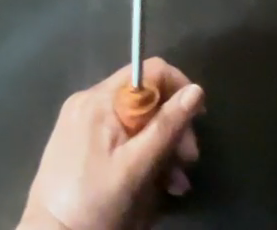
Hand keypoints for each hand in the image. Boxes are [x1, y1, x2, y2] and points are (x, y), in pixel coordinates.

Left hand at [20, 59, 205, 229]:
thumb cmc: (92, 205)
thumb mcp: (136, 168)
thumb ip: (166, 126)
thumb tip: (197, 90)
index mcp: (99, 100)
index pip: (151, 71)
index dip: (179, 90)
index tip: (196, 120)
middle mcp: (89, 102)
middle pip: (147, 98)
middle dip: (173, 128)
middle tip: (188, 161)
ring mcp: (82, 123)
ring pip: (137, 120)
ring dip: (161, 147)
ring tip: (175, 183)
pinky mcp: (79, 144)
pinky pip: (121, 136)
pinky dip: (141, 154)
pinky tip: (155, 183)